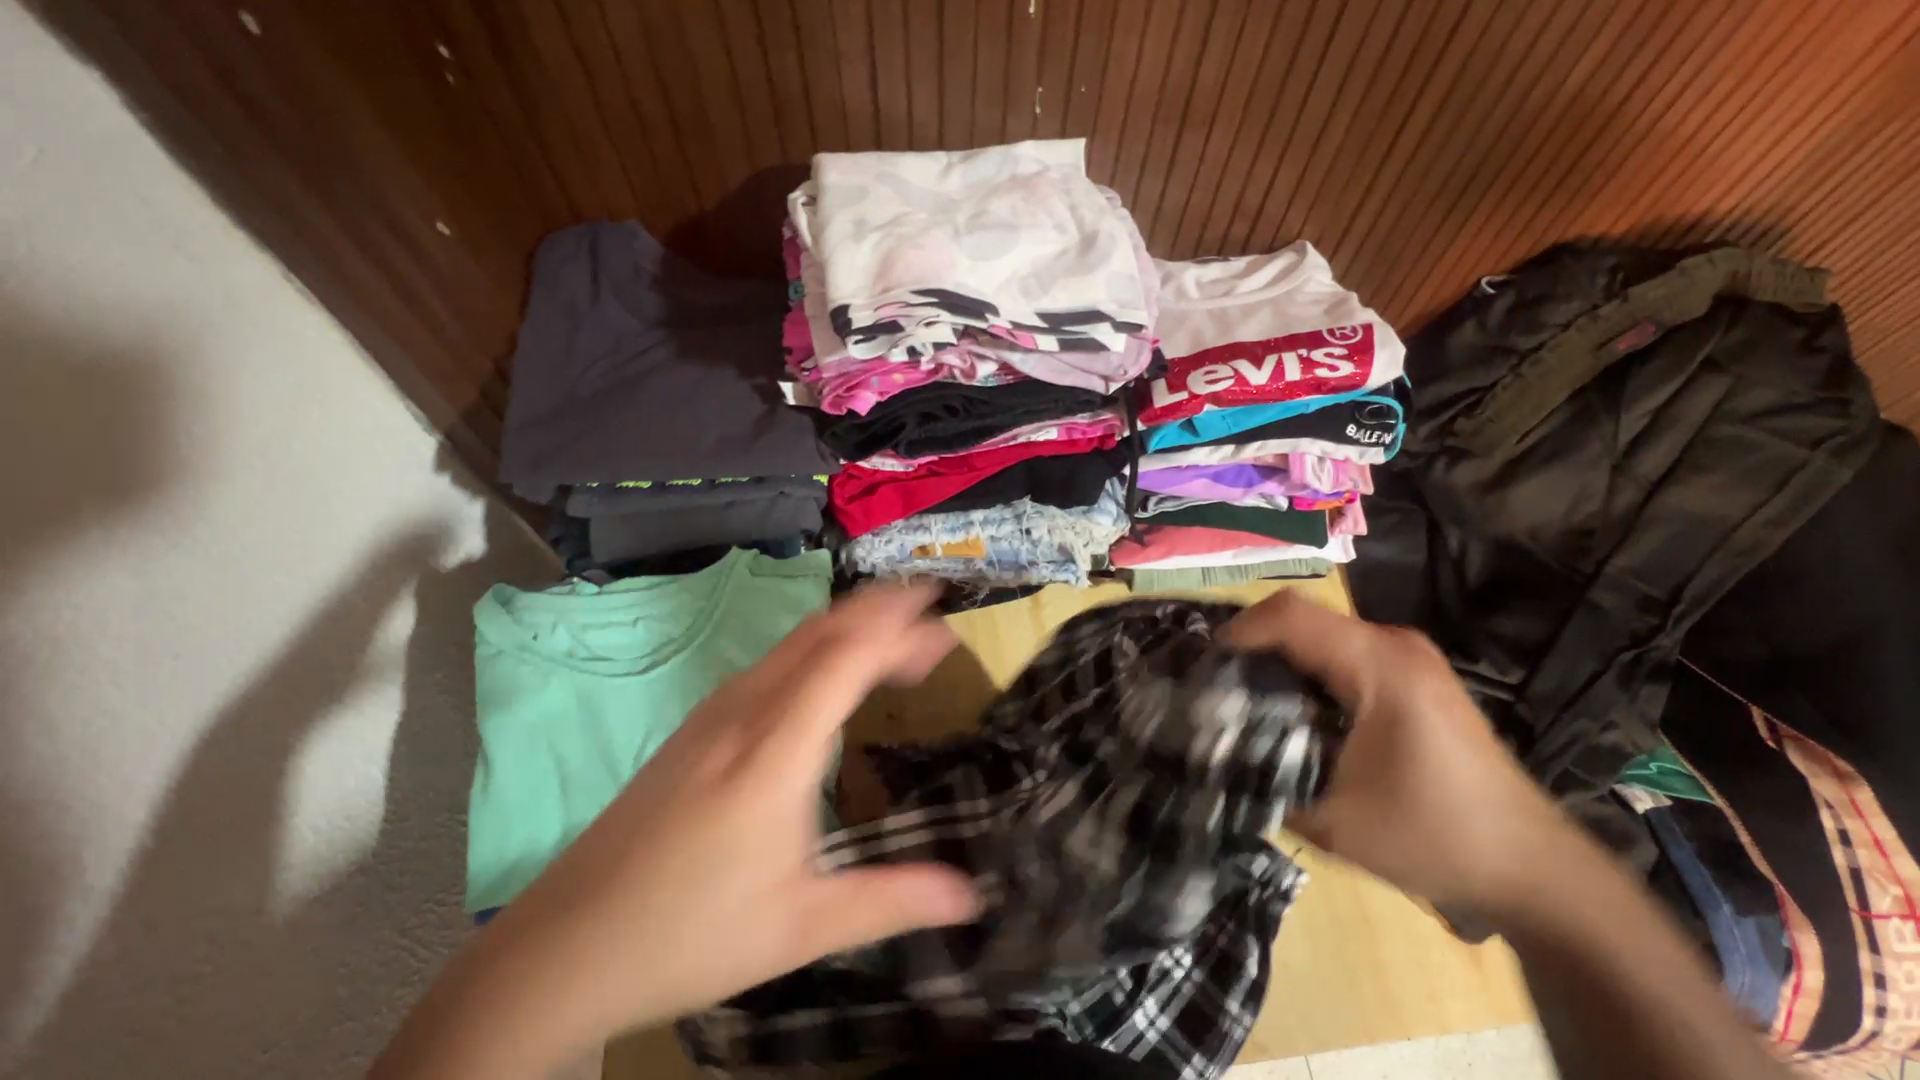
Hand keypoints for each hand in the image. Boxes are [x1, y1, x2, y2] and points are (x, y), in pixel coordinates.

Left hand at [372, 584, 982, 1078]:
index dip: (896, 625)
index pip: (844, 659)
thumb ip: (891, 900)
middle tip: (930, 615)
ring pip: (788, 647)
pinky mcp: (690, 733)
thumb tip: (972, 894)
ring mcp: (709, 720)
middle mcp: (741, 716)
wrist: (565, 947)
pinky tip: (821, 682)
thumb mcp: (802, 928)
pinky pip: (765, 667)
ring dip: (844, 629)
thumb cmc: (690, 935)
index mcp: (774, 752)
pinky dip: (812, 652)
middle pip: (817, 634)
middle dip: (878, 610)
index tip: (941, 614)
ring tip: (891, 642)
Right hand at [1223, 592, 1580, 917]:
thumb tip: (1210, 760)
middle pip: (1302, 621)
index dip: (1236, 632)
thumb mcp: (1332, 820)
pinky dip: (1308, 677)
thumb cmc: (1433, 837)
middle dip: (1251, 651)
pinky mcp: (1415, 680)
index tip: (1201, 670)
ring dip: (1279, 665)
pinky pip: (1345, 658)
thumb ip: (1263, 782)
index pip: (1289, 615)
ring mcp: (1410, 660)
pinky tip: (1292, 718)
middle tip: (1212, 692)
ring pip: (1322, 638)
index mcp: (1380, 666)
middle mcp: (1396, 646)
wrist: (1530, 867)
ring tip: (1243, 706)